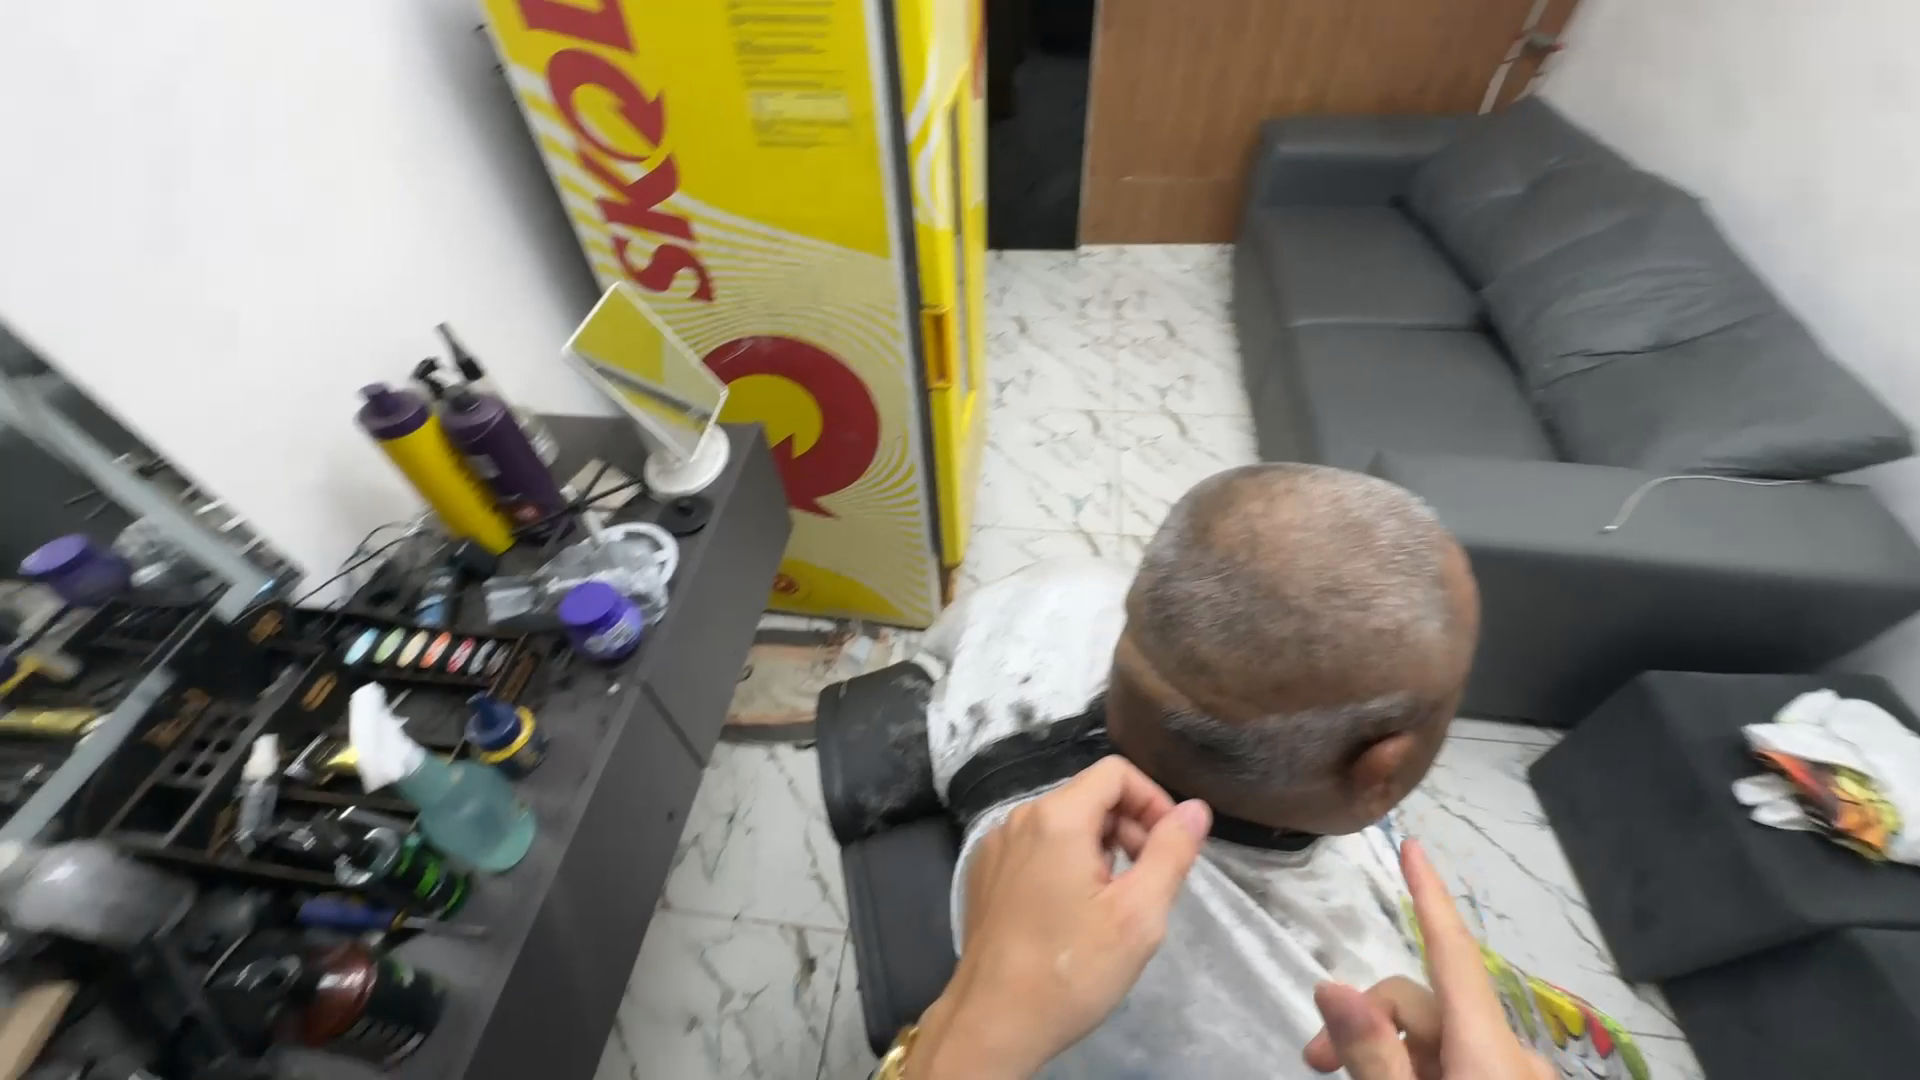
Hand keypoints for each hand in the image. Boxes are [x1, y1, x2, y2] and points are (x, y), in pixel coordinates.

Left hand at [911, 756, 1211, 1079]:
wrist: (992, 1021)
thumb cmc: (1071, 968)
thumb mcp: (1138, 915)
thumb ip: (1171, 852)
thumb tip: (1196, 808)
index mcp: (1056, 816)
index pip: (1115, 772)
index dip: (1152, 799)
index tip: (1168, 846)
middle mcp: (1020, 816)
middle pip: (1088, 796)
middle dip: (1127, 827)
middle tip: (1144, 882)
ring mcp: (996, 842)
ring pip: (1062, 822)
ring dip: (1098, 847)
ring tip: (1110, 902)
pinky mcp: (984, 869)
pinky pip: (1035, 845)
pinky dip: (1063, 861)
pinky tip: (1070, 912)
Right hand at [1304, 840, 1551, 1079]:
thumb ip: (1375, 1059)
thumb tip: (1330, 985)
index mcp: (1493, 1055)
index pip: (1451, 953)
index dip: (1430, 896)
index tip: (1413, 845)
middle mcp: (1513, 1060)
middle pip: (1425, 1005)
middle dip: (1365, 1020)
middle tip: (1314, 1061)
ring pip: (1438, 1039)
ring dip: (1386, 1049)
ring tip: (1340, 1075)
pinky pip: (1458, 1066)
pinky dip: (1417, 1068)